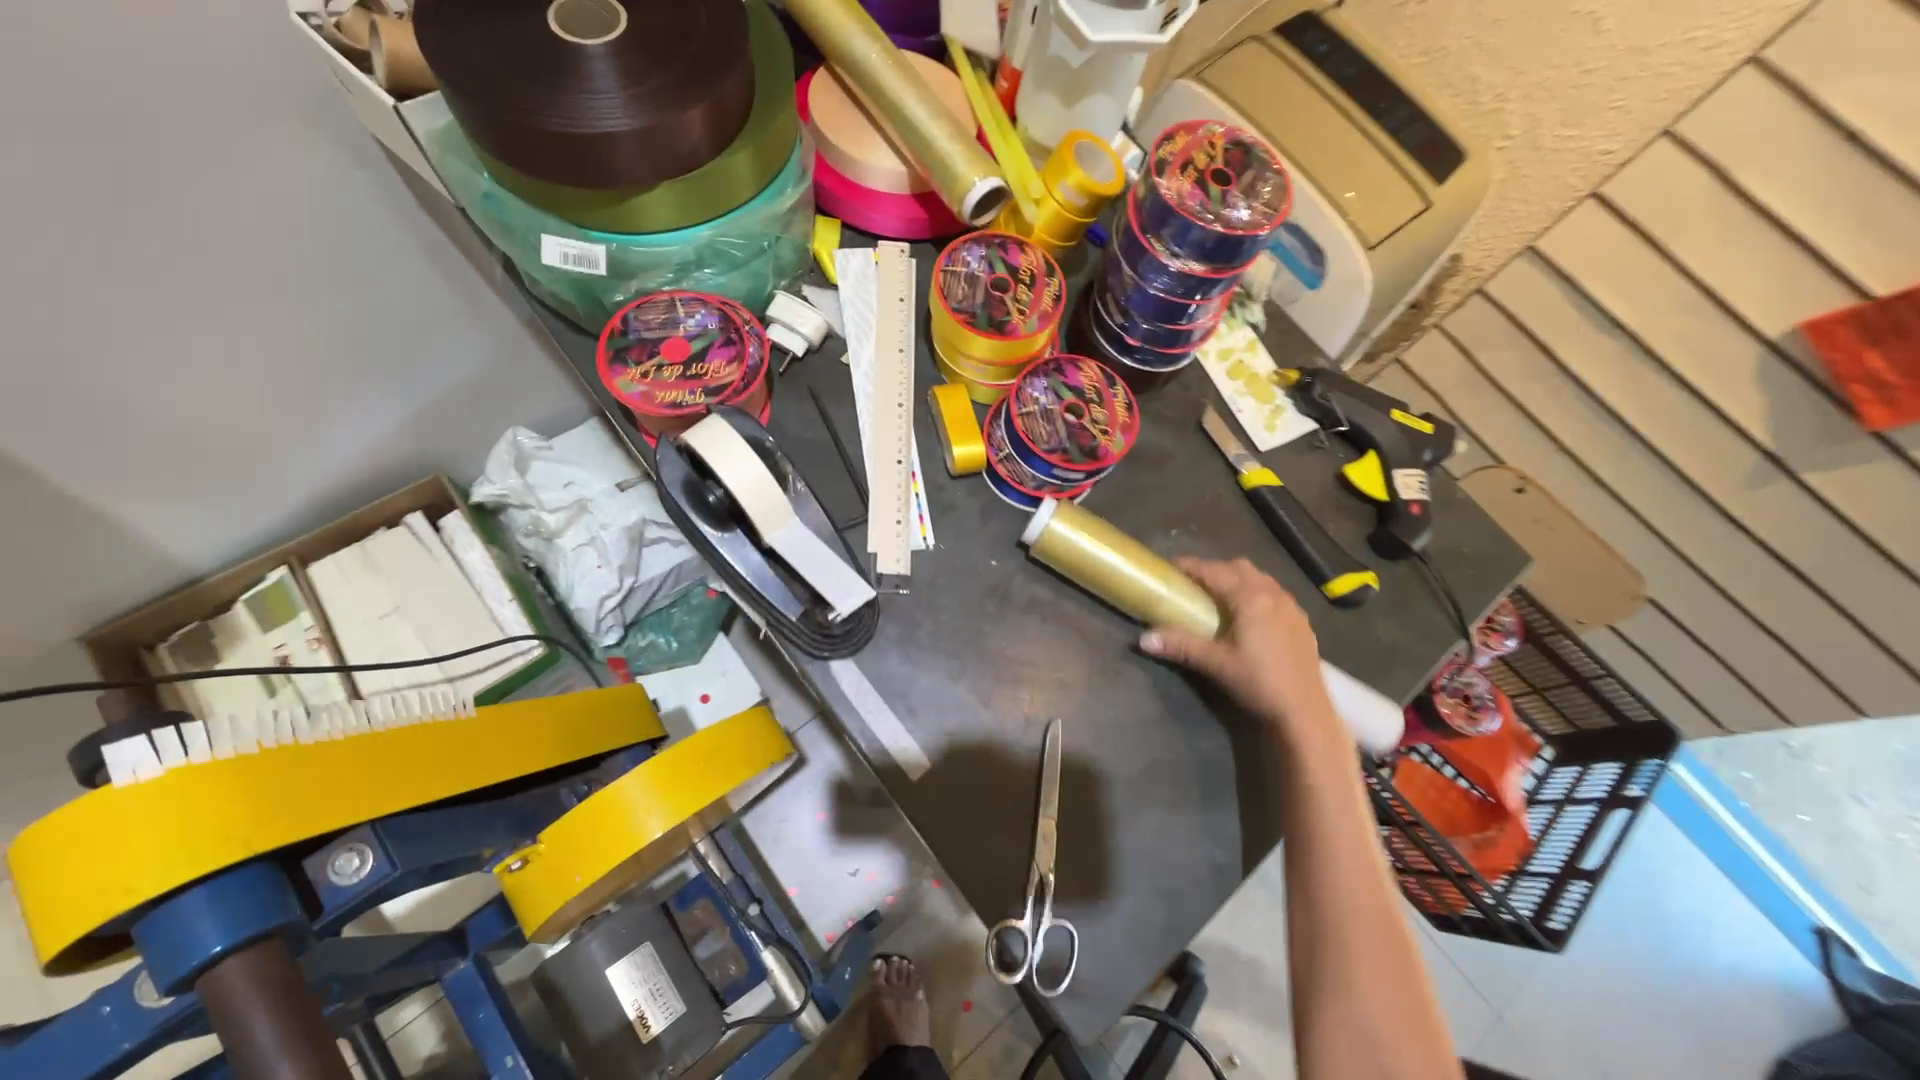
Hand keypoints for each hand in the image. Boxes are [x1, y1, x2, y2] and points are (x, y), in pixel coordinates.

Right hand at [1139, 557, 1339, 743]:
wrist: (1304, 711)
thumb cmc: (1258, 682)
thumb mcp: (1215, 664)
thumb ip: (1180, 645)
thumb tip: (1143, 639)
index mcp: (1250, 597)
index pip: (1214, 571)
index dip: (1190, 566)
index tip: (1170, 568)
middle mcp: (1273, 594)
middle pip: (1239, 568)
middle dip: (1215, 570)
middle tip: (1194, 585)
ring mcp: (1292, 607)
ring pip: (1260, 579)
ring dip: (1238, 580)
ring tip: (1220, 598)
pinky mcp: (1302, 622)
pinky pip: (1276, 595)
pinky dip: (1257, 594)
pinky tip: (1251, 617)